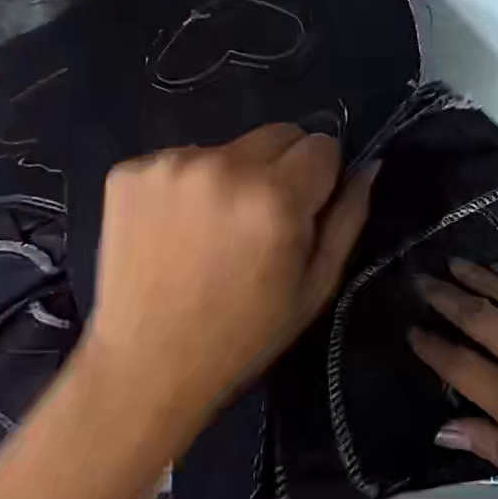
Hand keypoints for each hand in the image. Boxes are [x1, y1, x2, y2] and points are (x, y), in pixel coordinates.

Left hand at [80, 124, 375, 434]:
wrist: (149, 364)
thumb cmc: (246, 334)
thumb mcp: (317, 286)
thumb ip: (349, 217)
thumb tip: (369, 165)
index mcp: (276, 198)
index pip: (322, 145)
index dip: (322, 178)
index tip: (306, 214)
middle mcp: (224, 166)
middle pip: (279, 133)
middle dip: (284, 168)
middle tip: (263, 222)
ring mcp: (170, 164)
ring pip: (231, 147)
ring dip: (236, 176)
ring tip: (215, 231)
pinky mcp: (128, 172)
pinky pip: (184, 159)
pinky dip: (190, 185)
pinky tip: (178, 229)